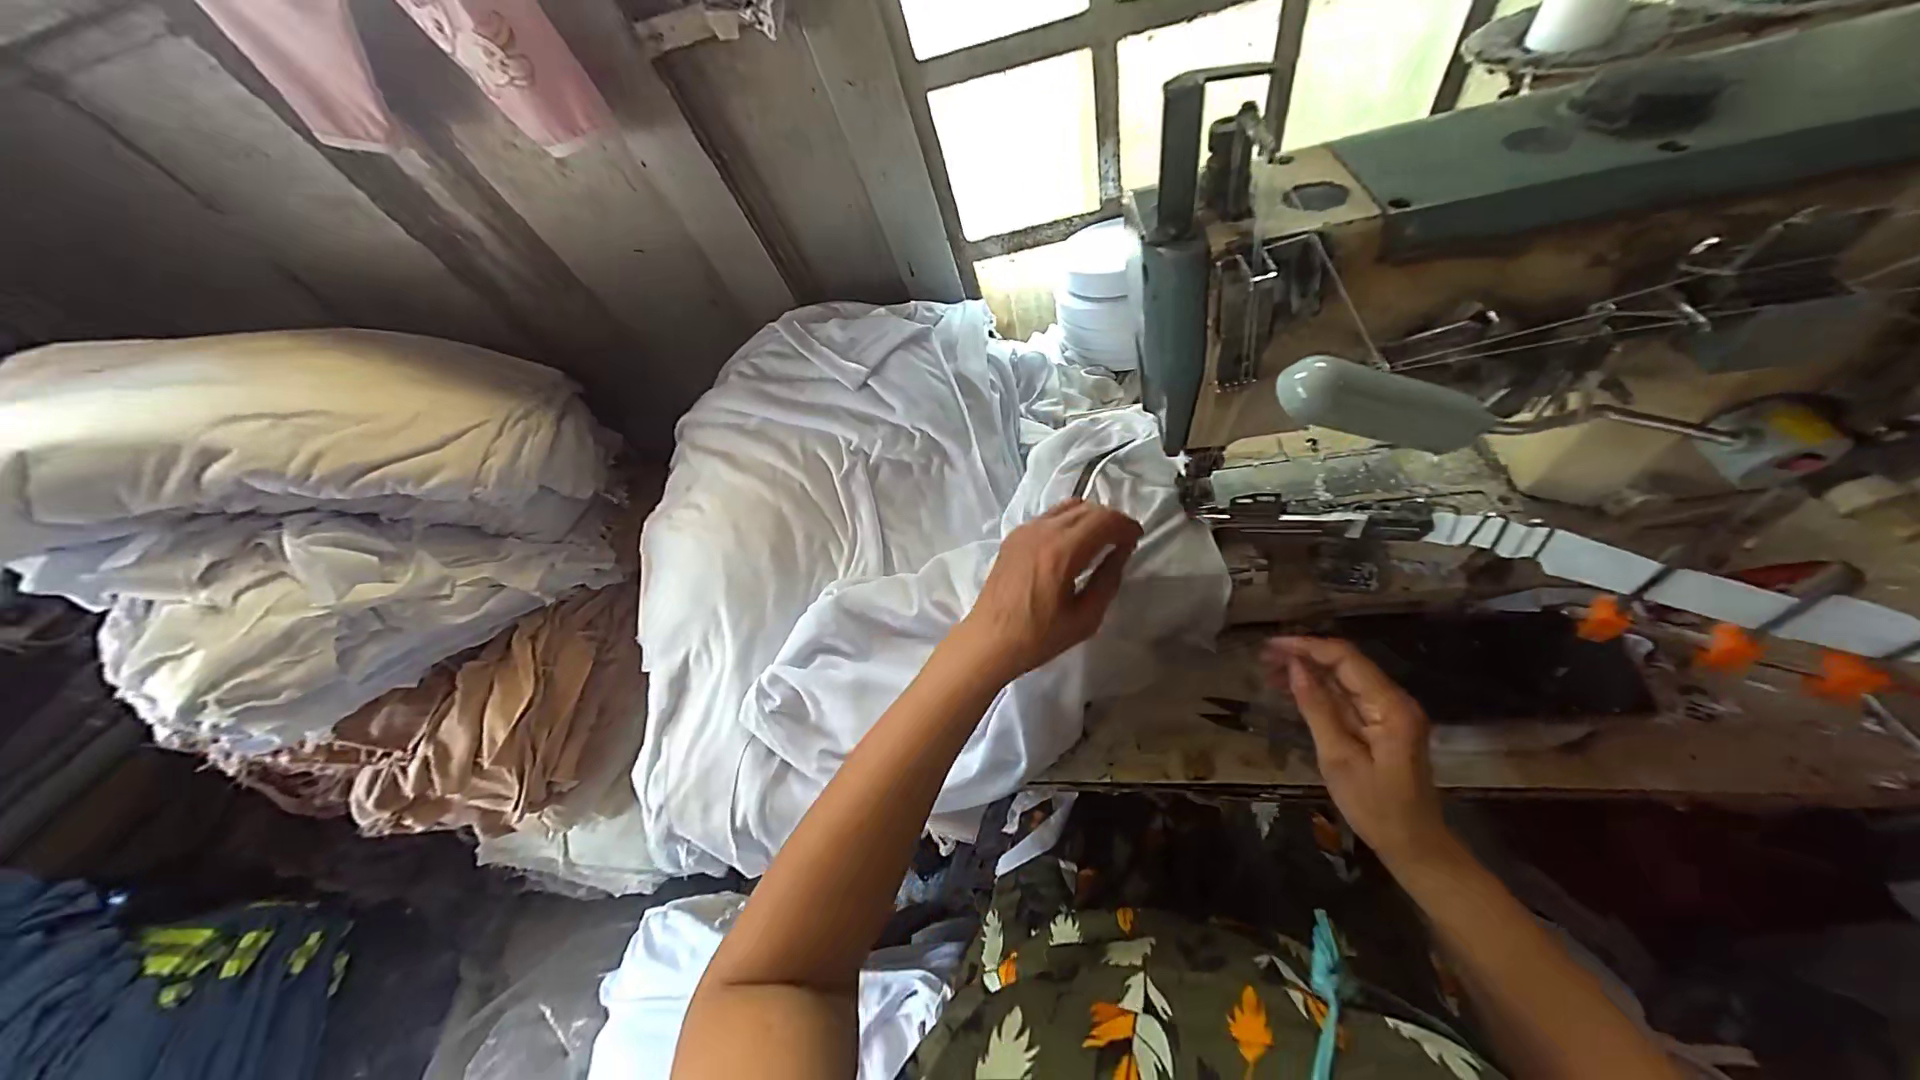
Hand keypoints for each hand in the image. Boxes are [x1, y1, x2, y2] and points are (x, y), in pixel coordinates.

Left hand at [949, 499, 1142, 683]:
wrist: (989, 641)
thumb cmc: (1039, 636)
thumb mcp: (1085, 617)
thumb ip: (1108, 579)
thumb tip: (1122, 551)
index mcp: (1062, 551)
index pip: (1104, 519)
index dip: (1126, 525)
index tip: (1136, 539)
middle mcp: (1042, 531)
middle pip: (1088, 508)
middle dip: (1111, 520)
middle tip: (1123, 540)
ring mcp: (1024, 531)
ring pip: (1067, 507)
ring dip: (1090, 517)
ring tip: (1100, 541)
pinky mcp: (1013, 537)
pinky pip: (1049, 516)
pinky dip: (1068, 521)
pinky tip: (1072, 545)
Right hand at [1264, 637, 1451, 865]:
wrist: (1413, 845)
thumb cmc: (1375, 807)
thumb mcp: (1338, 758)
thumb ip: (1316, 707)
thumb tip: (1294, 666)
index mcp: (1390, 706)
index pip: (1346, 659)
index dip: (1307, 647)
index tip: (1271, 647)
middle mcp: (1394, 701)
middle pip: (1345, 663)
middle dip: (1303, 655)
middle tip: (1263, 658)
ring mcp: (1389, 712)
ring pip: (1343, 678)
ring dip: (1307, 671)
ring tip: (1269, 672)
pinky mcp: (1380, 724)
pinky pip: (1346, 696)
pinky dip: (1318, 690)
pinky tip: (1290, 690)